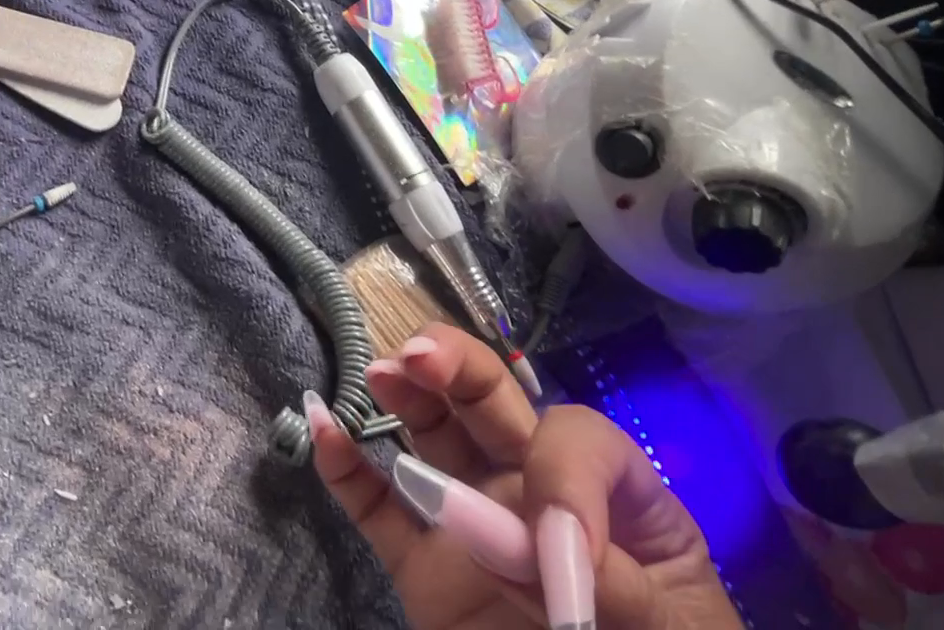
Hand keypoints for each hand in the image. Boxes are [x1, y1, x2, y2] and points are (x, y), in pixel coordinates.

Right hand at [307, 324, 741, 629]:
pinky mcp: (424, 568)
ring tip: (383, 374)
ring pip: (433, 439)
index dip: (564, 473)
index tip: (561, 552)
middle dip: (458, 367)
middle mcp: (535, 495)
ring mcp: (473, 527)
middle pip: (494, 405)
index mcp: (618, 504)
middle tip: (421, 355)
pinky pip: (379, 510)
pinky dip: (345, 468)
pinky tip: (324, 427)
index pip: (579, 442)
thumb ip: (610, 587)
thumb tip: (511, 535)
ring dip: (406, 396)